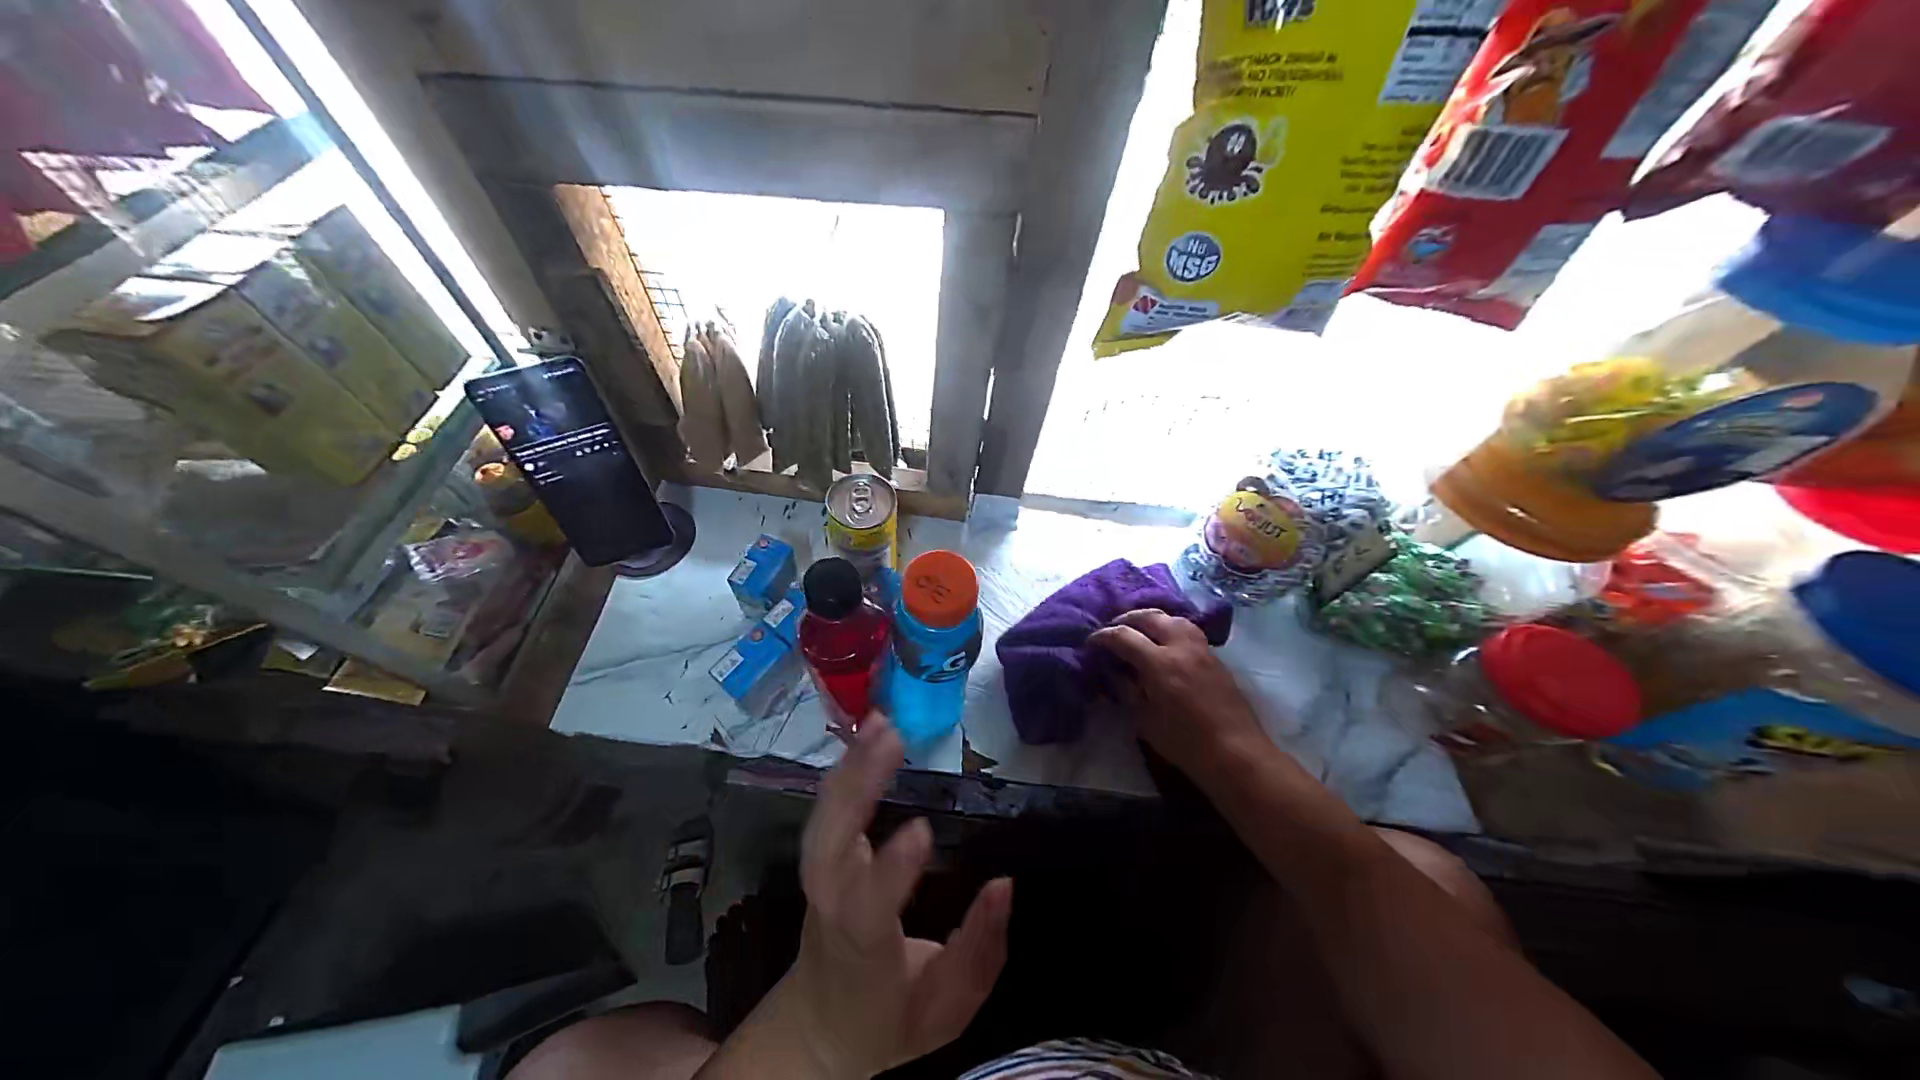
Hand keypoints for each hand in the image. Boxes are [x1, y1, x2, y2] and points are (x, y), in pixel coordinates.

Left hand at [782, 712, 1012, 1078]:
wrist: (819, 1025)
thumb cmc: (888, 1018)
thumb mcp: (947, 1008)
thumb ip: (980, 950)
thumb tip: (1004, 885)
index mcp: (863, 948)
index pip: (870, 909)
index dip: (892, 871)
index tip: (924, 830)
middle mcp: (830, 905)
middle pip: (831, 845)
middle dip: (859, 786)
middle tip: (893, 735)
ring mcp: (816, 878)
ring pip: (823, 818)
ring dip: (849, 765)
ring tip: (881, 721)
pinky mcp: (818, 859)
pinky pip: (824, 809)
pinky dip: (842, 768)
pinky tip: (865, 735)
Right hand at [1089, 608, 1271, 781]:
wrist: (1236, 753)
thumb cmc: (1185, 743)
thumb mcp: (1144, 721)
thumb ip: (1125, 690)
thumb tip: (1112, 671)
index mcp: (1159, 664)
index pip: (1123, 636)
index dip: (1102, 637)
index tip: (1091, 643)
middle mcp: (1181, 648)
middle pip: (1149, 617)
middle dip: (1126, 619)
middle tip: (1112, 631)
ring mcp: (1202, 650)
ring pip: (1173, 618)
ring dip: (1152, 619)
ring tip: (1140, 631)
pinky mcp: (1216, 658)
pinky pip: (1189, 631)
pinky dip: (1170, 628)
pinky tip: (1165, 643)